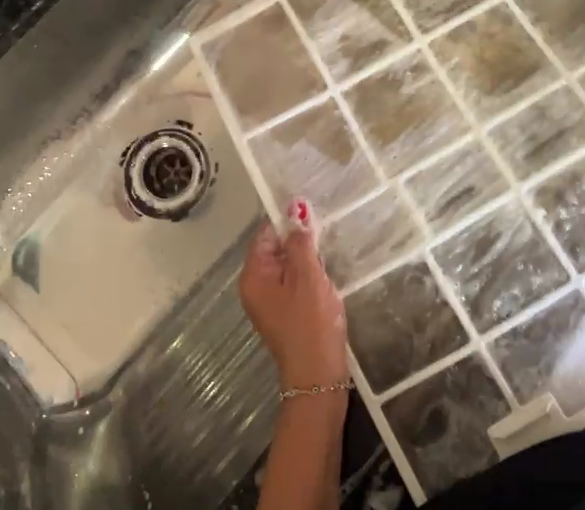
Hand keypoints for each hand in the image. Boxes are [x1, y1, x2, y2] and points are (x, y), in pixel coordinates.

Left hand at [238, 205, 348, 388]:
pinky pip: (295, 285)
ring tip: (330, 254)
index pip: (266, 234)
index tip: (314, 213)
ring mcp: (270, 302)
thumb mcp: (307, 276)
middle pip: (276, 250)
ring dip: (308, 260)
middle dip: (301, 242)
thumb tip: (295, 208)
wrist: (318, 376)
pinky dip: (310, 278)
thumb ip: (301, 241)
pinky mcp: (286, 314)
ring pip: (288, 267)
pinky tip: (328, 279)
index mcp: (253, 275)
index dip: (289, 221)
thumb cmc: (311, 322)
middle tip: (327, 234)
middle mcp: (255, 287)